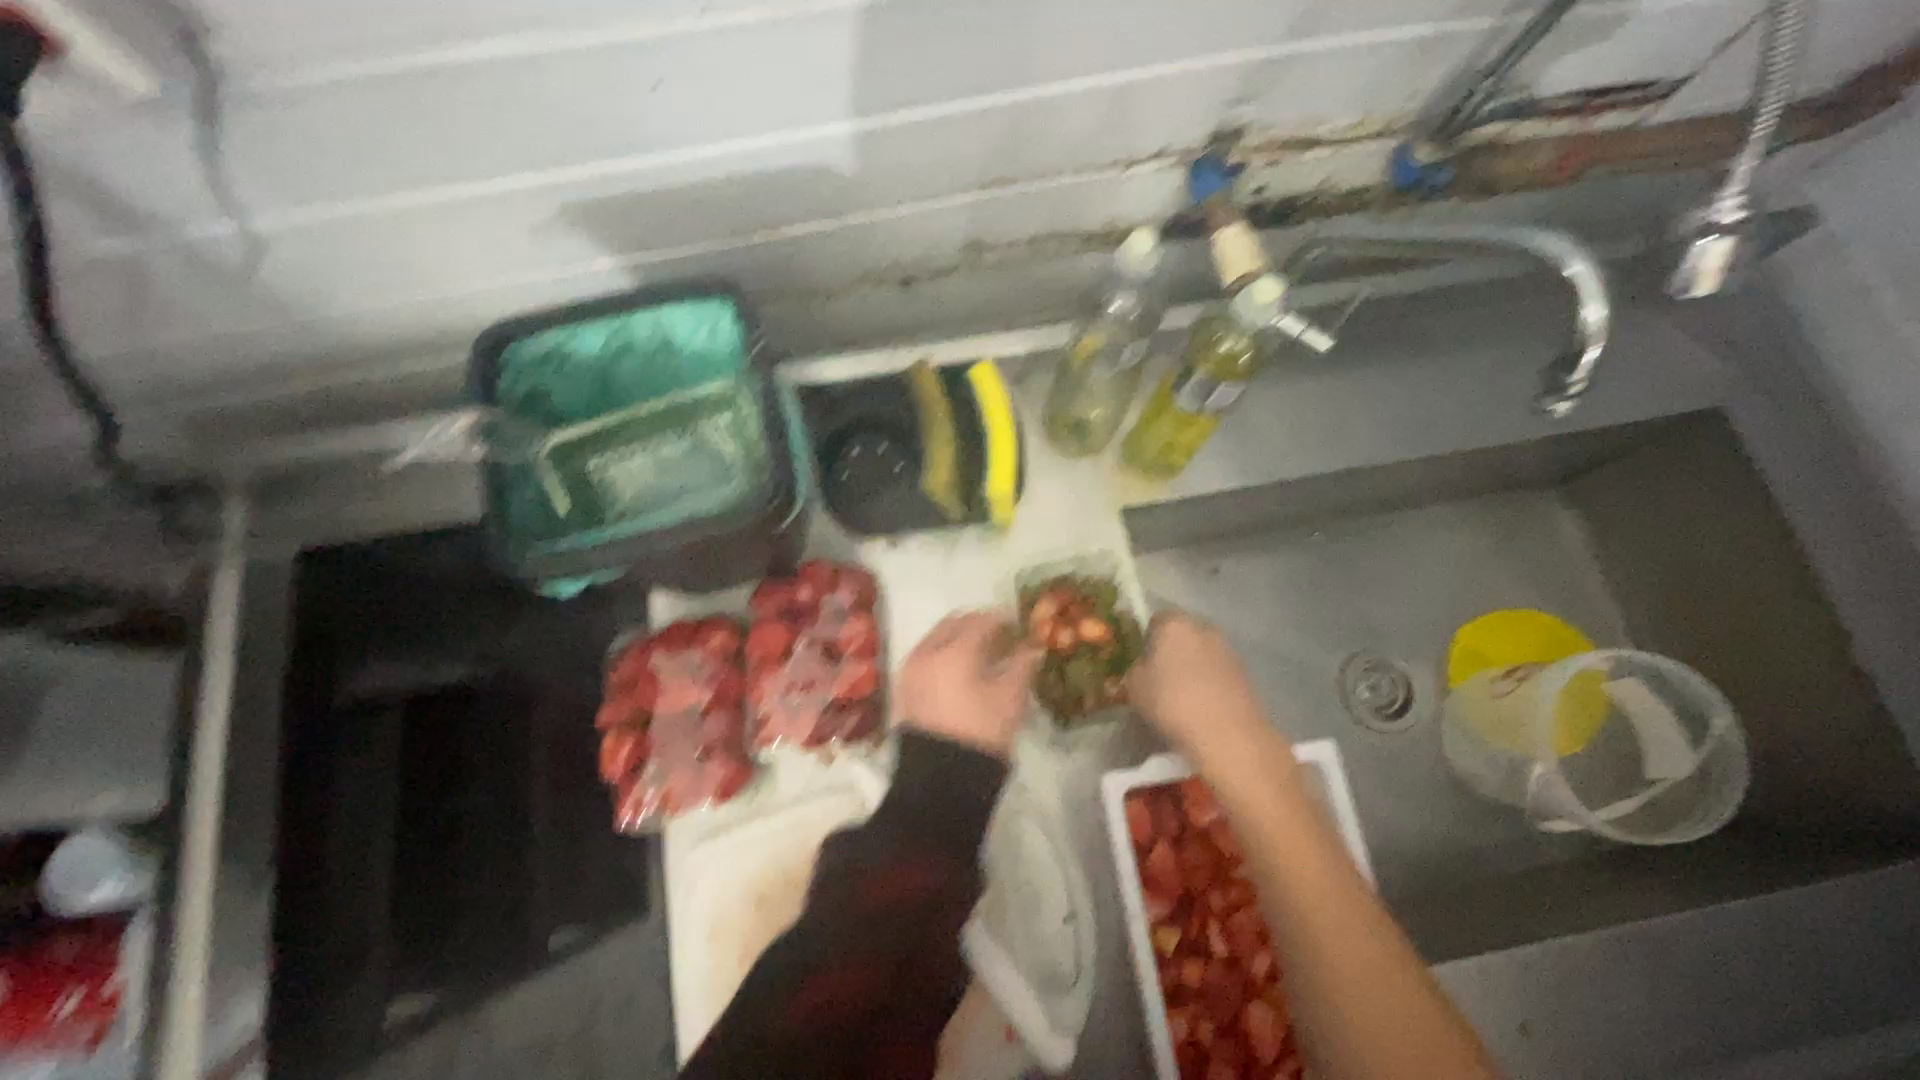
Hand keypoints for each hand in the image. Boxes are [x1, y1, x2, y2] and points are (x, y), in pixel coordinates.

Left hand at [897, 612, 1040, 757]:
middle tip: (997, 635)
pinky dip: (941, 656)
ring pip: (934, 639)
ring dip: (956, 639)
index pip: (981, 620)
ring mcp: (909, 671)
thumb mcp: (1009, 700)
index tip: (1016, 623)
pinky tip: (958, 673)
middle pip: (952, 624)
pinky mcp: (902, 690)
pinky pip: (924, 658)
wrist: (939, 779)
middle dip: (975, 624)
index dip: (1002, 619)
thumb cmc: (981, 734)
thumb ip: (1022, 666)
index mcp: (954, 650)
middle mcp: (926, 652)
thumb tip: (1033, 648)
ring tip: (978, 655)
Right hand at [1126, 611, 1276, 763]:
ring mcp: (1228, 650)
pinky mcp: (1246, 673)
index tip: (1142, 662)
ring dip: (1193, 668)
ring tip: (1183, 698)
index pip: (1156, 619)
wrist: (1227, 734)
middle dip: (1172, 651)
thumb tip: (1145, 668)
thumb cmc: (1172, 702)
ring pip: (1202, 653)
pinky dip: (1210, 683)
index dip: (1147, 639)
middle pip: (1183, 634)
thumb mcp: (1135, 687)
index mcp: (1174, 623)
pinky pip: (1218, 672)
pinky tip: (1203, 707)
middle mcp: (1204, 628)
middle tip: (1160, 679)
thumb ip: (1136, 669)